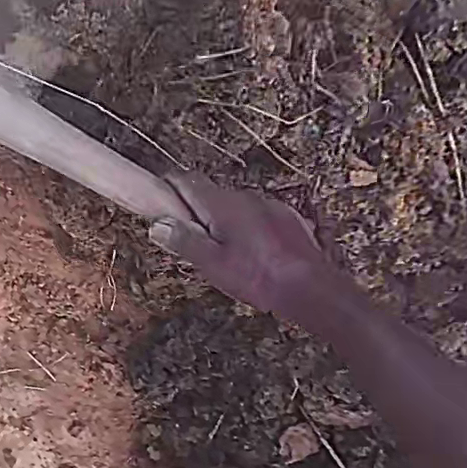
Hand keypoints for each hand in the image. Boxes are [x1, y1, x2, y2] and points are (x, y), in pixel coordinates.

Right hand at [149, 173, 352, 322]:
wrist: (309, 287)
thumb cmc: (258, 277)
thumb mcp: (213, 265)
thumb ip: (185, 241)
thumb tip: (158, 224)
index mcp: (221, 204)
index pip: (186, 180)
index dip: (169, 188)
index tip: (159, 203)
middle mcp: (245, 196)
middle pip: (210, 195)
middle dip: (197, 213)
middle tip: (194, 244)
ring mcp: (269, 204)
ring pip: (236, 207)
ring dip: (225, 223)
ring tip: (227, 256)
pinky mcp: (287, 217)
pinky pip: (258, 217)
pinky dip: (249, 230)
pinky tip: (254, 256)